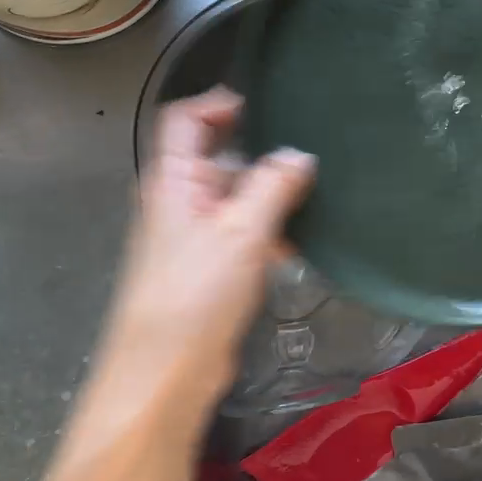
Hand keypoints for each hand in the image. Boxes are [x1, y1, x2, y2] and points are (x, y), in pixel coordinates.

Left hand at [105, 88, 315, 406]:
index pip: (187, 119)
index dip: (222, 103)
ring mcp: (196, 233)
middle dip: (265, 152)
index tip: (271, 106)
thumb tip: (300, 155)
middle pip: (221, 154)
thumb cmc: (196, 294)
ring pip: (240, 193)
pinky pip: (247, 228)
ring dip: (274, 194)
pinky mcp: (213, 264)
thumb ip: (274, 185)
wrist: (164, 377)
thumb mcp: (242, 231)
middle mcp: (181, 199)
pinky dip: (273, 227)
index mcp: (174, 180)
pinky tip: (303, 240)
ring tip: (317, 197)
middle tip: (313, 152)